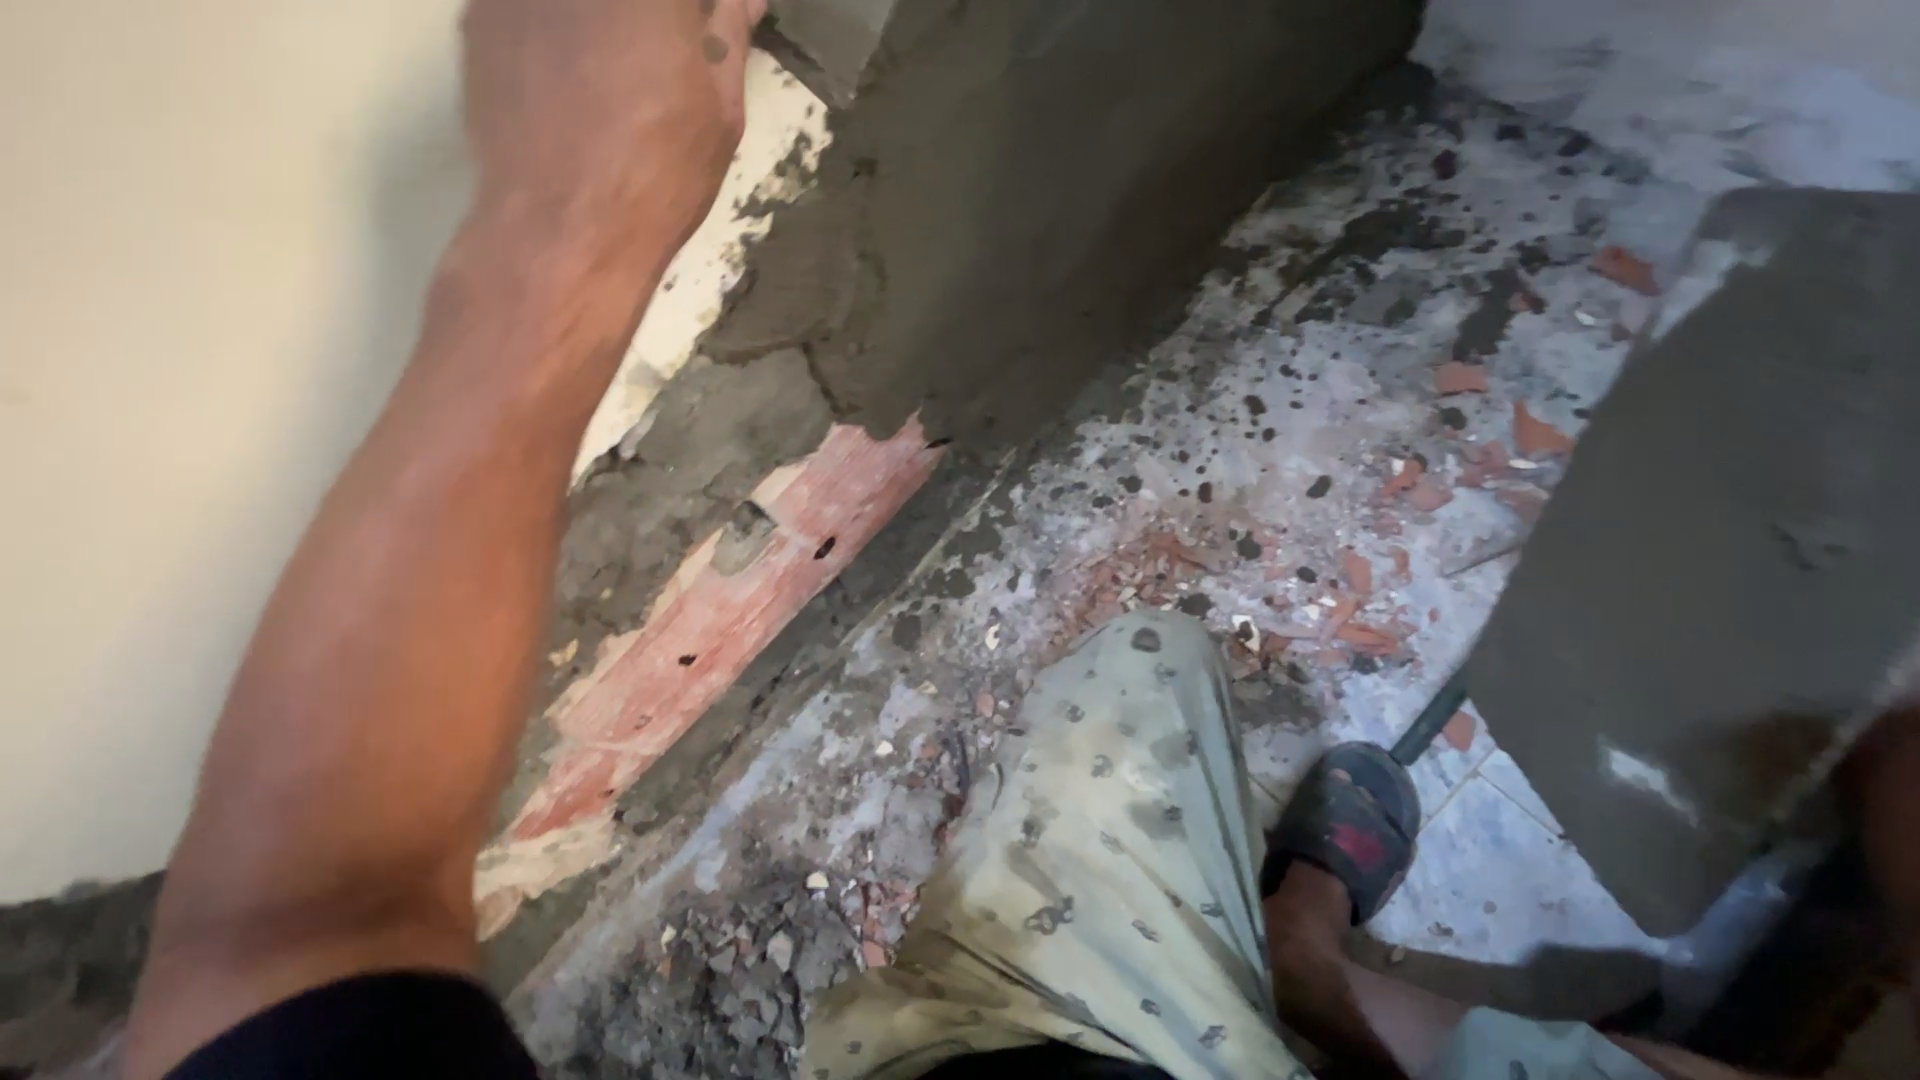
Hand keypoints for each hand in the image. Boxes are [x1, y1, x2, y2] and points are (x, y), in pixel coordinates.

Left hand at [461, 0, 765, 261]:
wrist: (562, 229)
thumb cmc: (660, 177)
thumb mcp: (719, 116)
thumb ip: (727, 40)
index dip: (695, 15)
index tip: (702, 36)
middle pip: (627, 1)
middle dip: (649, 21)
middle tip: (661, 62)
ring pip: (576, 9)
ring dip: (600, 28)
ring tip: (610, 77)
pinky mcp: (479, 15)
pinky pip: (530, 7)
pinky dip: (553, 28)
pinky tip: (566, 82)